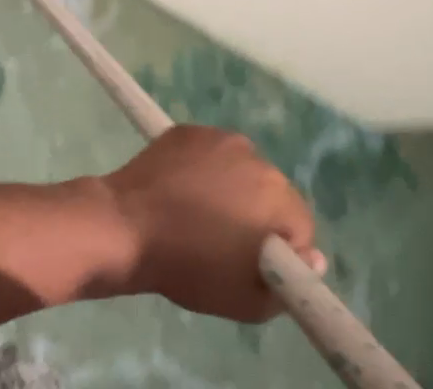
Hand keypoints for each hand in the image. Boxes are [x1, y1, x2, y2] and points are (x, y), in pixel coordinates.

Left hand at [103, 125, 324, 321]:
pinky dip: (201, 168)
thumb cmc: (189, 266)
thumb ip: (290, 286)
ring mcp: (216, 137)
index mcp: (277, 194)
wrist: (124, 227)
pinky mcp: (185, 130)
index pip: (299, 227)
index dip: (280, 252)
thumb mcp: (248, 302)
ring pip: (240, 170)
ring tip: (196, 213)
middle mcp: (254, 155)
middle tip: (220, 240)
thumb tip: (308, 257)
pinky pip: (208, 154)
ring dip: (230, 188)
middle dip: (255, 216)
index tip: (250, 264)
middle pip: (270, 194)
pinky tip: (179, 188)